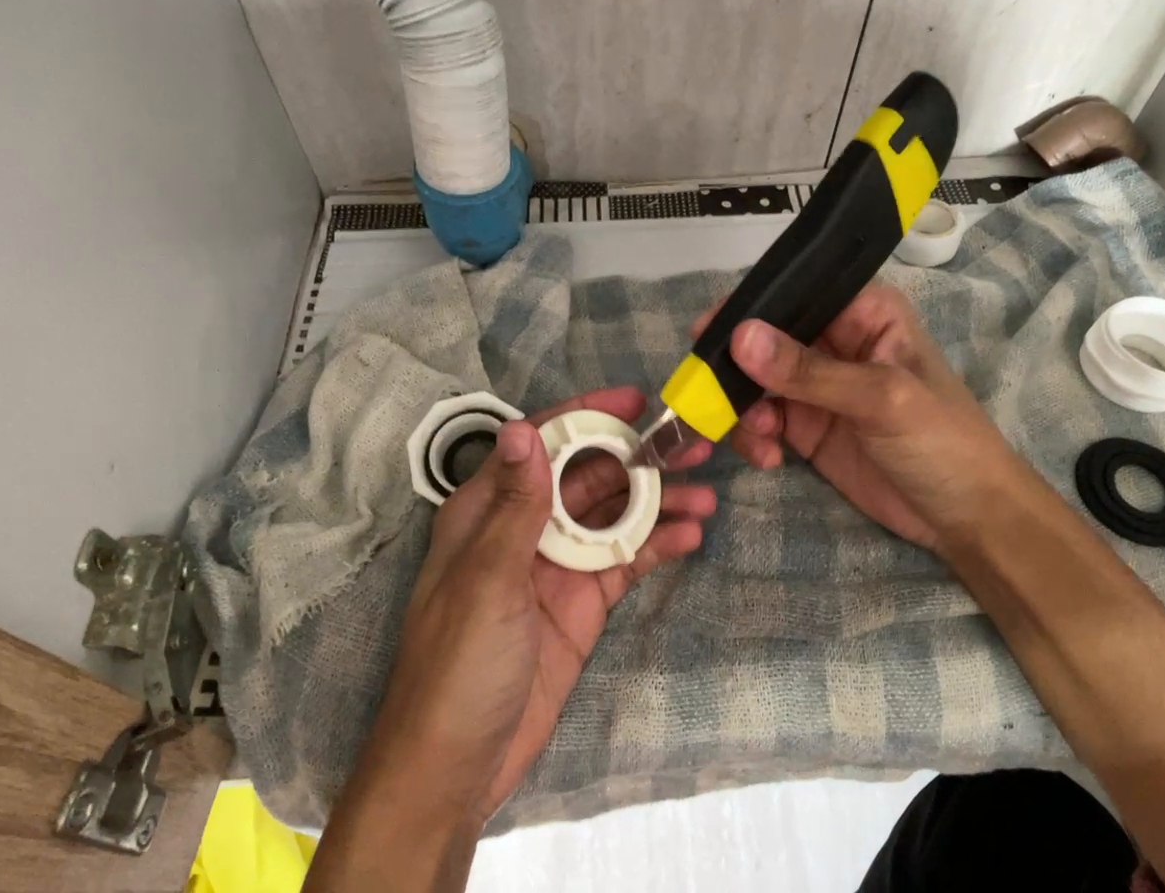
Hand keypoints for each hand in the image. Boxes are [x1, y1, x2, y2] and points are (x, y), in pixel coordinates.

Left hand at [356, 387, 715, 825]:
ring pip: (613, 517)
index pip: (540, 445)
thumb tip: (525, 429)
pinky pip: (624, 562)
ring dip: (658, 503)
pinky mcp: (581, 603)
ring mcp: (556, 566)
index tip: (637, 402)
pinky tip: (692, 537)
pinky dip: (657, 546)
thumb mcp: (486, 579)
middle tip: (695, 446)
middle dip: (638, 458)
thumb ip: (515, 506)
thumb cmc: (459, 664)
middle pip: (587, 477)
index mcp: (487, 510)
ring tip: (707, 495)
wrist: (457, 762)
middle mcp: (523, 527)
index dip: (586, 416)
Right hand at [696, 283, 1033, 555]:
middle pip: (763, 336)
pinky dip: (751, 436)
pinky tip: (768, 457)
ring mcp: (816, 386)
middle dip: (734, 365)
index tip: (707, 333)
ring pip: (753, 380)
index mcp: (864, 311)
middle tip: (710, 394)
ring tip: (760, 437)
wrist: (966, 517)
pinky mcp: (805, 427)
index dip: (749, 307)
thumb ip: (809, 371)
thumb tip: (739, 339)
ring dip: (741, 407)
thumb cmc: (942, 441)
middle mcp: (834, 340)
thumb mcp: (881, 399)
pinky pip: (759, 420)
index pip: (795, 291)